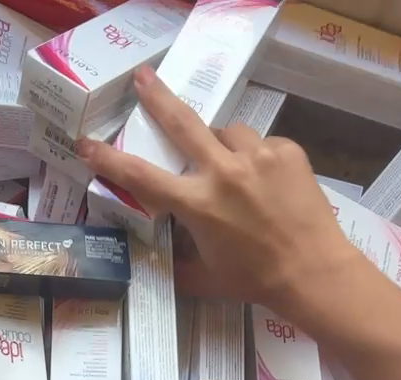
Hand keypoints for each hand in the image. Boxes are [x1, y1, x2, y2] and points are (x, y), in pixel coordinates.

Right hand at [77, 67, 383, 326]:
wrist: (312, 271)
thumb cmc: (254, 280)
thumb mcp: (206, 277)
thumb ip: (180, 262)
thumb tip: (164, 256)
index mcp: (197, 205)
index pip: (142, 177)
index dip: (109, 160)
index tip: (87, 144)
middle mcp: (223, 172)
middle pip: (182, 123)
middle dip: (158, 97)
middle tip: (143, 78)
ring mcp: (257, 156)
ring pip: (227, 134)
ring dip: (221, 146)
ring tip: (231, 171)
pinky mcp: (286, 151)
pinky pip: (260, 146)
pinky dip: (255, 160)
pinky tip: (265, 185)